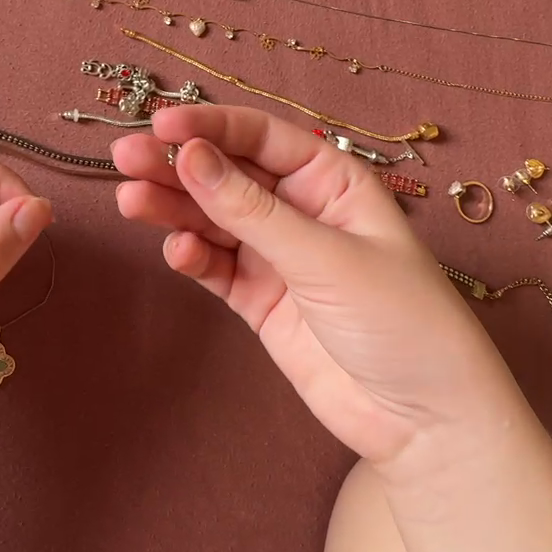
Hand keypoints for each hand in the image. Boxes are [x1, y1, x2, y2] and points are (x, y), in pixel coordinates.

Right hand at [111, 106, 522, 466]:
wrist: (425, 425)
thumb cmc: (402, 323)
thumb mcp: (325, 257)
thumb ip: (251, 210)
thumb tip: (190, 156)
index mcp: (330, 179)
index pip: (260, 137)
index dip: (210, 126)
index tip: (161, 126)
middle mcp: (298, 208)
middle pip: (226, 173)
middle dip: (177, 164)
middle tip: (126, 157)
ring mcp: (275, 254)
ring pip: (211, 217)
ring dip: (172, 208)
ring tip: (131, 202)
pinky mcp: (258, 297)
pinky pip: (214, 265)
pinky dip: (193, 257)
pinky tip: (178, 252)